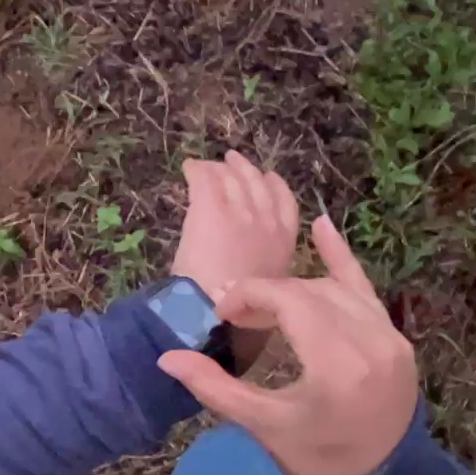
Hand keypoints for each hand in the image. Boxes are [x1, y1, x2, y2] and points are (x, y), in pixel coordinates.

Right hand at [158, 216, 418, 474]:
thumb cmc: (314, 457)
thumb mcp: (261, 425)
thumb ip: (214, 387)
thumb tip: (166, 356)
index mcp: (337, 366)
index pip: (288, 301)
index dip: (249, 296)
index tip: (223, 313)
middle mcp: (370, 343)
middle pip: (308, 291)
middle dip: (267, 295)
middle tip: (237, 315)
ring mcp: (389, 338)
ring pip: (332, 287)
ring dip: (294, 288)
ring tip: (263, 303)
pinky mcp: (396, 339)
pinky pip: (366, 289)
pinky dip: (342, 260)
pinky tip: (321, 226)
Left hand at [170, 152, 297, 372]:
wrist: (213, 310)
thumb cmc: (237, 313)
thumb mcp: (266, 293)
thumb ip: (265, 271)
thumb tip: (256, 267)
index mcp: (284, 244)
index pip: (286, 203)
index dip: (275, 188)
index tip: (268, 179)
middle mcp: (266, 222)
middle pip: (258, 185)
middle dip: (247, 170)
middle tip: (234, 161)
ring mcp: (239, 212)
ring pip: (232, 178)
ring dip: (222, 168)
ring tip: (213, 164)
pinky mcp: (210, 209)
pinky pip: (204, 179)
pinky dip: (196, 170)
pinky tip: (189, 167)